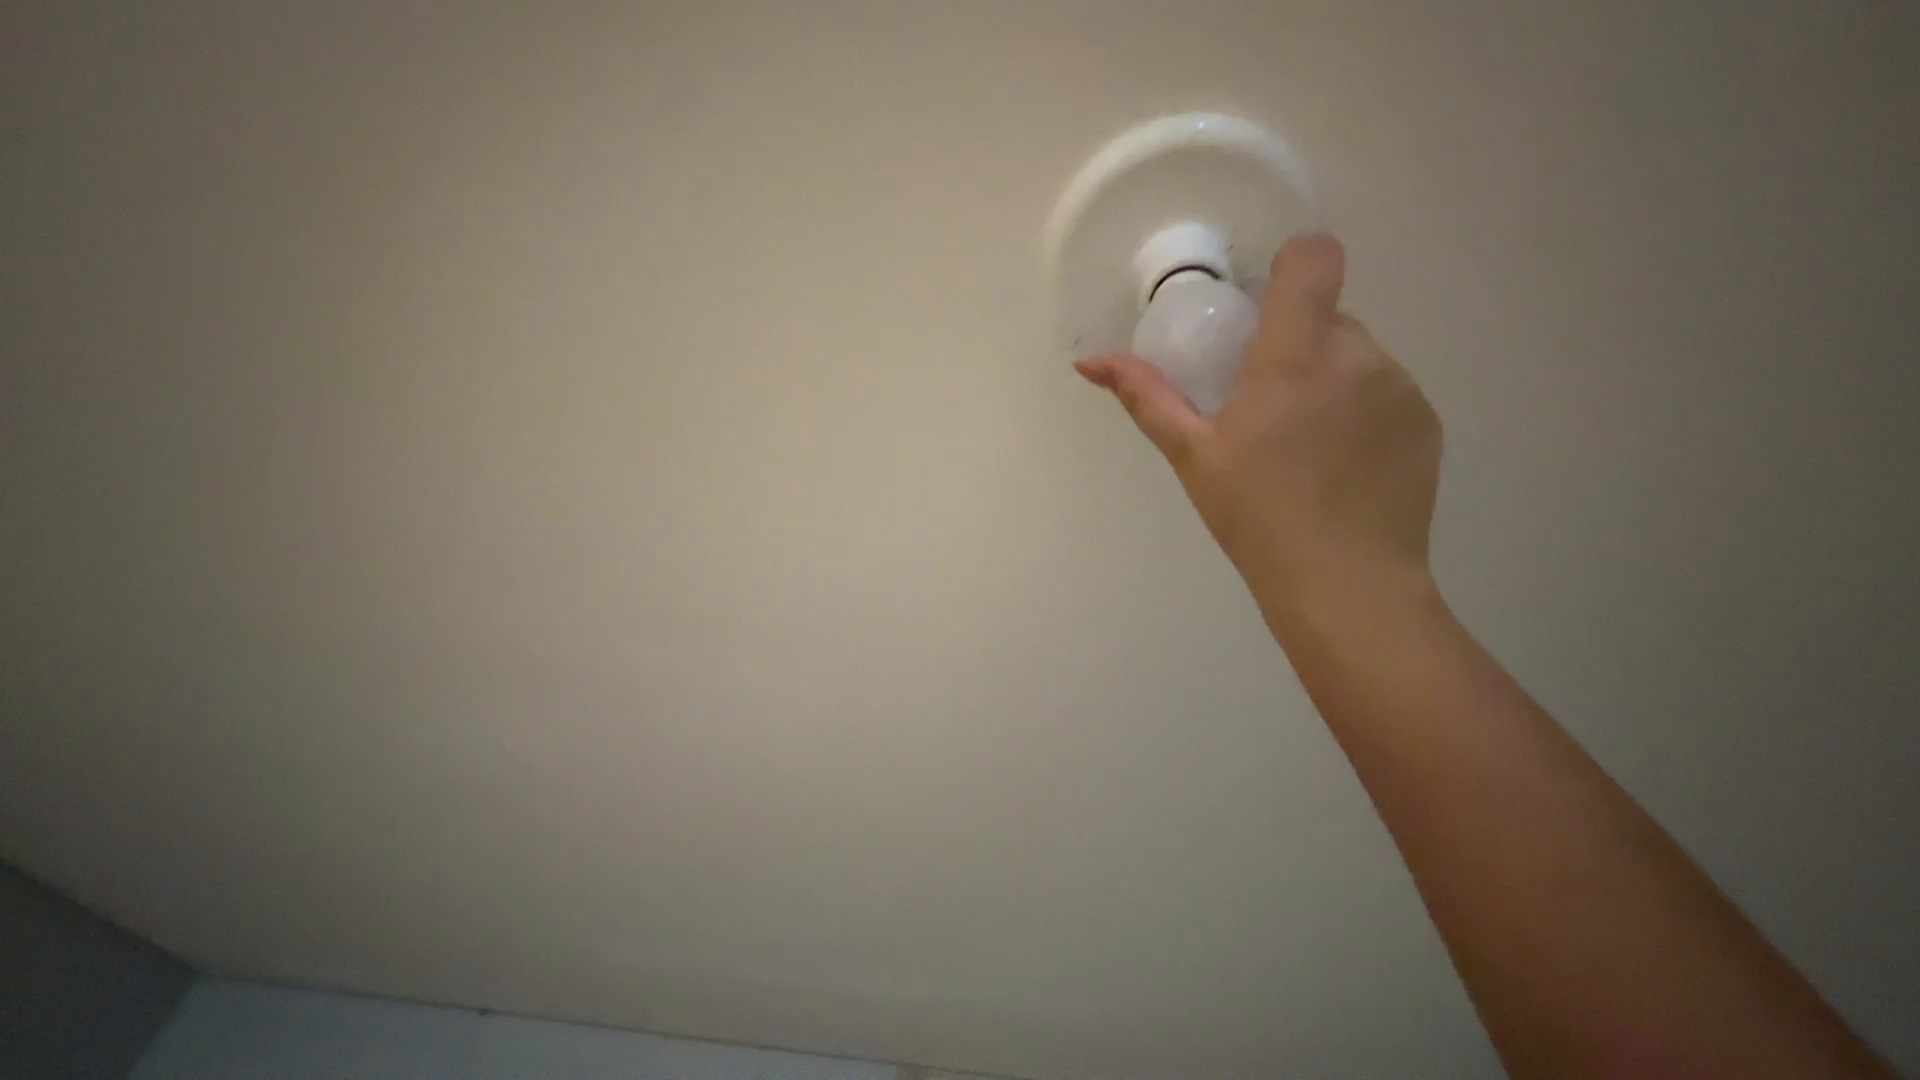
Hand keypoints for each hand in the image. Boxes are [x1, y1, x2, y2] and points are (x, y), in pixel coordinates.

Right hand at [1075, 233, 1442, 618]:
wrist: (1346, 584)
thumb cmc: (1257, 518)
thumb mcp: (1192, 458)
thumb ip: (1148, 397)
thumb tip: (1092, 360)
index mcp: (1295, 356)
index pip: (1314, 258)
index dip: (1290, 267)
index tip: (1262, 310)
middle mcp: (1358, 356)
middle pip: (1328, 314)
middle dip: (1296, 343)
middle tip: (1267, 404)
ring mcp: (1400, 388)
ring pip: (1358, 355)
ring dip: (1329, 379)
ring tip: (1305, 445)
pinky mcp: (1426, 421)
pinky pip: (1387, 392)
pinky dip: (1362, 411)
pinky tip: (1342, 466)